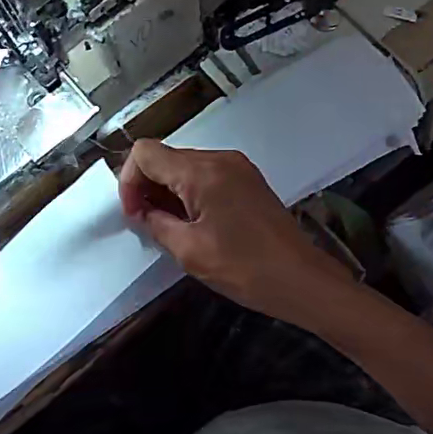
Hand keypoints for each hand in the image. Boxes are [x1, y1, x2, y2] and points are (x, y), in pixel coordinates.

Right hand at [118, 139, 353, 324]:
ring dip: (167, 190)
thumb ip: (156, 223)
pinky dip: (188, 192)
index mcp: (203, 172)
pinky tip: (192, 221)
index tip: (133, 213)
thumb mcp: (189, 251)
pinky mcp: (247, 180)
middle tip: (146, 223)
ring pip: (183, 165)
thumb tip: (141, 211)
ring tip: (168, 226)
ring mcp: (237, 167)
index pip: (146, 153)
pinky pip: (205, 175)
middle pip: (164, 156)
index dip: (129, 180)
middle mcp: (220, 159)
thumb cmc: (245, 268)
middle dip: (146, 186)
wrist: (304, 281)